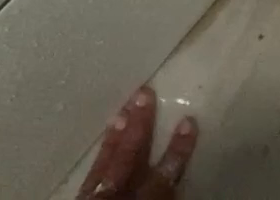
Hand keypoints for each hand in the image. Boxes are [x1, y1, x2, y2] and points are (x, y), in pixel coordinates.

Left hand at [74, 86, 195, 199]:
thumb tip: (181, 187)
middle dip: (139, 127)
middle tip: (145, 92)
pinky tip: (105, 141)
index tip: (189, 122)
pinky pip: (90, 178)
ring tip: (124, 109)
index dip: (178, 150)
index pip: (163, 178)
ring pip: (105, 165)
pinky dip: (100, 156)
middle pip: (129, 161)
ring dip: (116, 137)